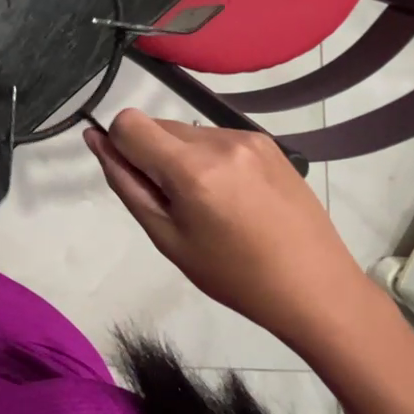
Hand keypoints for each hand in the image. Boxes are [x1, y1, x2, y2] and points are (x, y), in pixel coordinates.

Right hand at [85, 109, 377, 346]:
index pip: (129, 122)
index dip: (121, 147)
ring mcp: (247, 137)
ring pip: (185, 131)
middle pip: (157, 125)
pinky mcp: (267, 141)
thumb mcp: (168, 238)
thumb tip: (95, 138)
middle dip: (153, 155)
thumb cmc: (235, 276)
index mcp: (192, 169)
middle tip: (178, 205)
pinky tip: (235, 196)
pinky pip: (216, 137)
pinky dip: (210, 158)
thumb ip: (126, 183)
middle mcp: (218, 140)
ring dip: (182, 156)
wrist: (318, 290)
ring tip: (212, 204)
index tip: (140, 182)